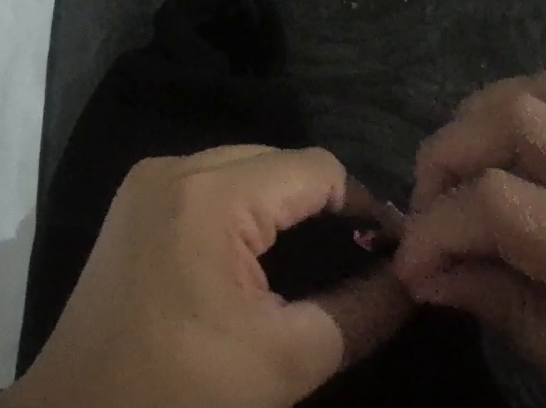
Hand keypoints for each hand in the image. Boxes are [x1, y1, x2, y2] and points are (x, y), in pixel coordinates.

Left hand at [0, 146, 412, 407]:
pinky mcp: (134, 200)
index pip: (315, 168)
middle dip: (322, 201)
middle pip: (277, 160)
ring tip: (318, 252)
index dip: (362, 203)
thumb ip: (362, 311)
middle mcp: (175, 166)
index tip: (391, 247)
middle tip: (358, 254)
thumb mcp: (287, 359)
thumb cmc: (182, 391)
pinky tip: (258, 251)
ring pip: (241, 165)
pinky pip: (206, 181)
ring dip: (282, 202)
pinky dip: (242, 205)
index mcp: (211, 195)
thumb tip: (411, 278)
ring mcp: (148, 179)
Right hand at [394, 71, 545, 407]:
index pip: (504, 206)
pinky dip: (532, 101)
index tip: (411, 265)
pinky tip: (515, 144)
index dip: (437, 228)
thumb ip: (515, 314)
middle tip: (427, 203)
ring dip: (484, 113)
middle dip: (448, 152)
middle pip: (519, 120)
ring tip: (462, 164)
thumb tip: (431, 274)